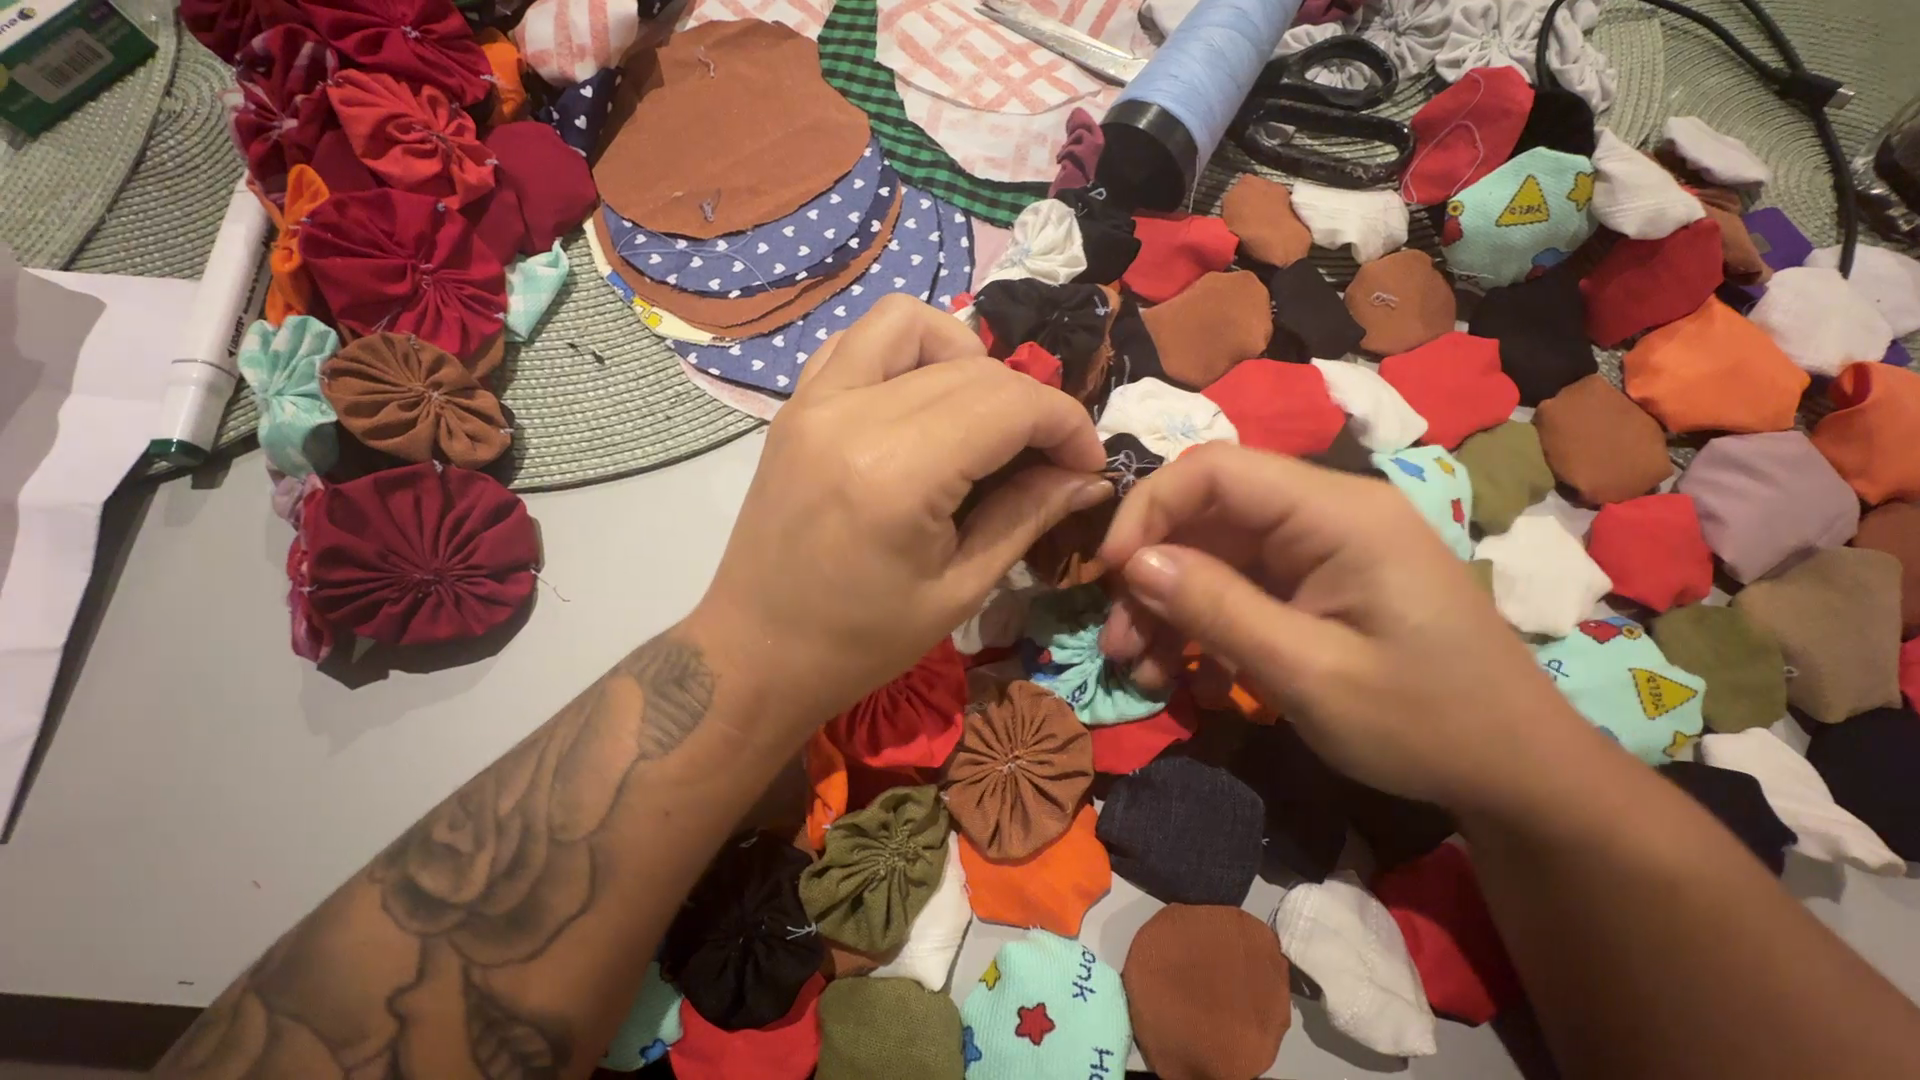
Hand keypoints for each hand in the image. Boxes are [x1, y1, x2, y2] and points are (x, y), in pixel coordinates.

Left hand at [692, 297, 1111, 730]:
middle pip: (974, 368)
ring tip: (983, 415)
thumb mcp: (960, 589)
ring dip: (966, 356)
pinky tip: (921, 401)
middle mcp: (852, 415)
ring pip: (911, 323)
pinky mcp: (795, 406)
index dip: (1066, 424)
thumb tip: (1088, 475)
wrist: (757, 652)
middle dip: (1030, 403)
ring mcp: (814, 401)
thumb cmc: (861, 641)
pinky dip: (904, 353)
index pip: (1009, 404)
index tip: (1087, 463)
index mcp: (898, 472)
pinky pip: (857, 341)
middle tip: (1046, 458)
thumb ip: (1027, 515)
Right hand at [1096, 443, 1598, 811]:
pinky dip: (1206, 629)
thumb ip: (1217, 609)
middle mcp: (1327, 514)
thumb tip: (1131, 563)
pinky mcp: (1319, 586)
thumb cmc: (1424, 723)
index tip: (1107, 576)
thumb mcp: (1308, 673)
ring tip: (1144, 676)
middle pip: (1208, 516)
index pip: (1215, 470)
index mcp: (1337, 514)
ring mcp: (1323, 551)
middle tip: (1118, 648)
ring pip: (1215, 556)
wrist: (1517, 774)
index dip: (1147, 511)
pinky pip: (1242, 590)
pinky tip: (1189, 680)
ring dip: (1170, 611)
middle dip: (1152, 577)